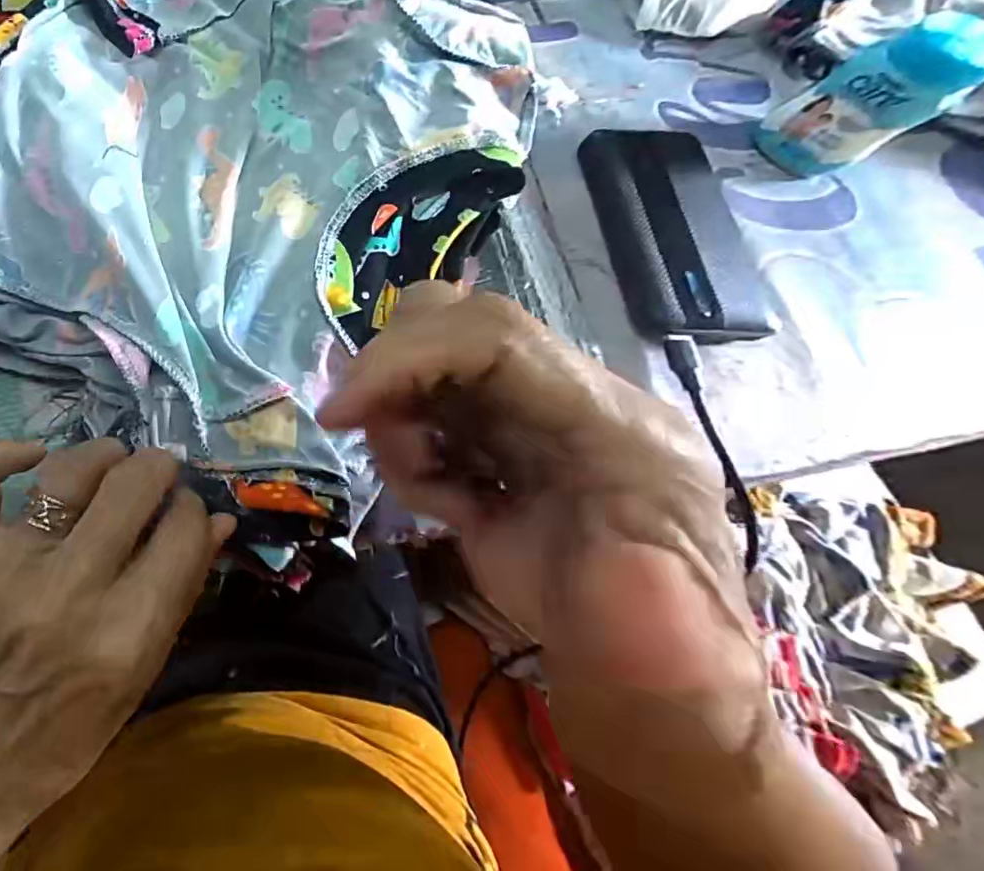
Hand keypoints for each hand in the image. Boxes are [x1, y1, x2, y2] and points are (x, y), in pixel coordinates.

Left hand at [0, 439, 234, 870]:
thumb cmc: (76, 720)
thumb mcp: (144, 667)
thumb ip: (182, 588)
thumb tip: (219, 519)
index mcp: (126, 634)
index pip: (181, 534)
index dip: (193, 509)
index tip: (187, 507)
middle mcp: (69, 593)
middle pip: (128, 490)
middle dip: (156, 468)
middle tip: (159, 470)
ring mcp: (10, 568)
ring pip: (65, 474)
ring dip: (101, 453)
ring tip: (114, 458)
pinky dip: (5, 454)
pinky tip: (37, 453)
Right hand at [316, 282, 756, 697]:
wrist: (632, 663)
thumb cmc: (644, 646)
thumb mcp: (634, 614)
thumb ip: (570, 554)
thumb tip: (477, 505)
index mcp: (612, 421)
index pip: (492, 341)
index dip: (403, 361)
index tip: (339, 415)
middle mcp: (565, 394)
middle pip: (453, 321)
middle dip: (388, 369)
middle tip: (350, 422)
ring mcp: (523, 411)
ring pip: (423, 358)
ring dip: (395, 420)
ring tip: (430, 492)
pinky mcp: (488, 434)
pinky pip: (418, 405)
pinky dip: (404, 450)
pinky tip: (445, 503)